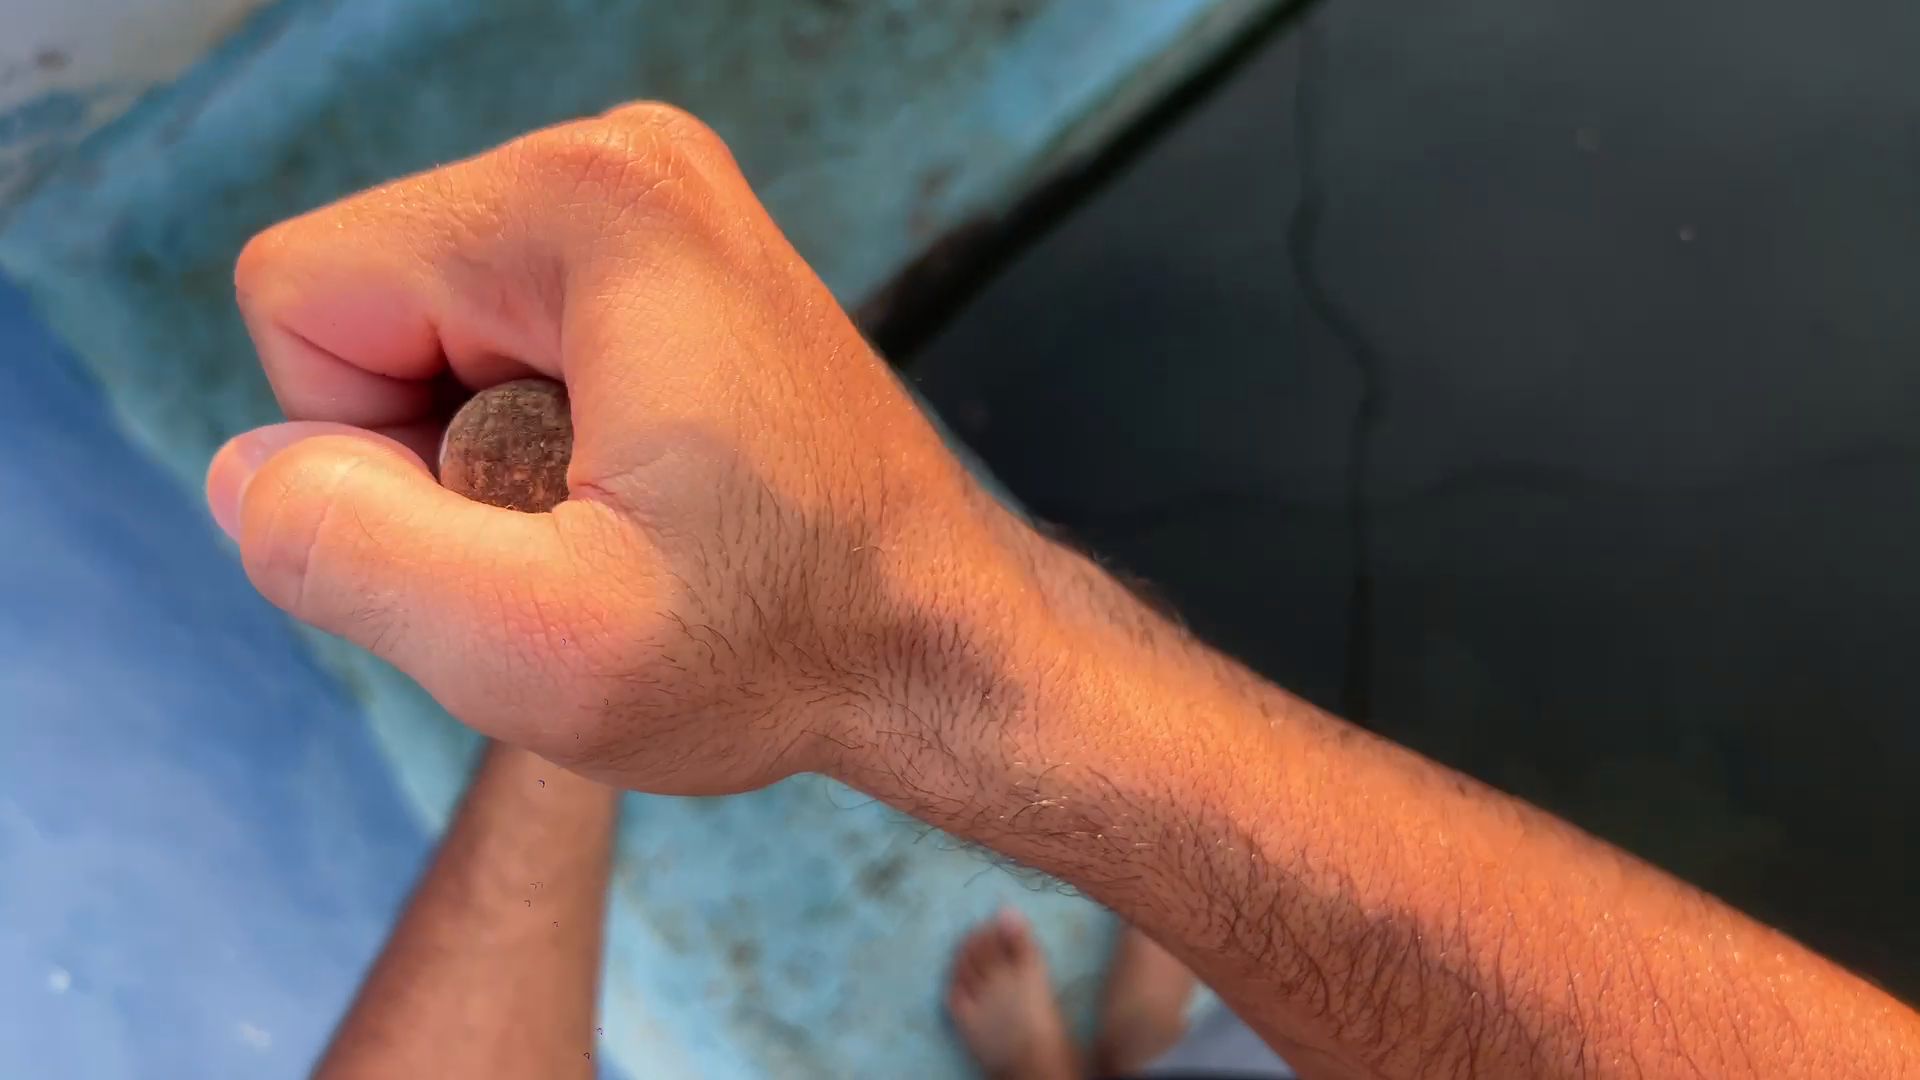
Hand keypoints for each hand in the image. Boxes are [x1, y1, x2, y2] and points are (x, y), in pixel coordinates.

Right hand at [208, 104, 1035, 794]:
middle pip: (393, 310)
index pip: (309, 297)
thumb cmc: (788, 644)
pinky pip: (550, 353)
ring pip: (467, 339)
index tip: (535, 534)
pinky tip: (683, 499)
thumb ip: (325, 543)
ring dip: (525, 463)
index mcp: (593, 205)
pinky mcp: (707, 283)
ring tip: (658, 524)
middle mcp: (645, 176)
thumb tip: (269, 465)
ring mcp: (686, 225)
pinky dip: (583, 445)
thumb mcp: (532, 643)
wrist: (938, 639)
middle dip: (461, 458)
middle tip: (612, 537)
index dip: (374, 460)